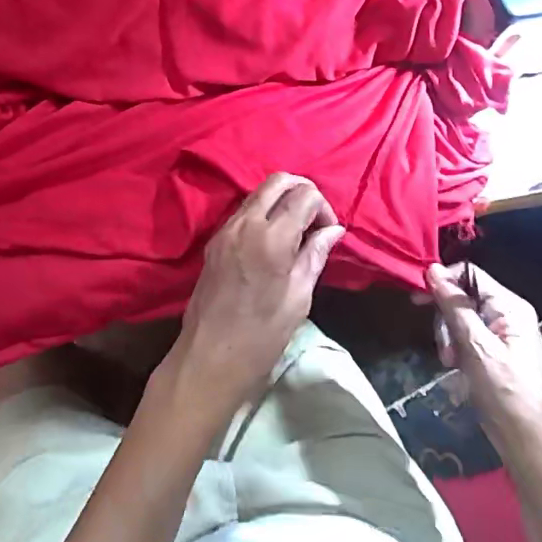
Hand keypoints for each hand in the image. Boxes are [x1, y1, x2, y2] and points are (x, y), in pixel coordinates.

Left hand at [167, 174, 344, 414]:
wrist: (208, 360)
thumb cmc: (261, 336)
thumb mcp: (299, 297)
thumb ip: (315, 255)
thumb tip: (333, 230)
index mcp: (271, 237)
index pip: (305, 195)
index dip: (323, 208)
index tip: (327, 232)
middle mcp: (246, 223)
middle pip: (279, 180)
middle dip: (303, 190)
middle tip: (314, 219)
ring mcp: (226, 229)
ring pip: (259, 192)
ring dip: (282, 199)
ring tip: (296, 230)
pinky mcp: (214, 241)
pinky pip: (244, 210)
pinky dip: (264, 212)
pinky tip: (273, 239)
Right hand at [420, 262, 541, 459]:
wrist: (527, 441)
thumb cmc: (506, 393)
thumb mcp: (476, 347)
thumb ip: (454, 307)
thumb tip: (433, 270)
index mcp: (510, 305)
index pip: (471, 274)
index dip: (444, 281)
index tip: (420, 298)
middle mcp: (506, 312)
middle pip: (463, 295)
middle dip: (446, 318)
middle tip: (444, 348)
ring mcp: (500, 332)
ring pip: (460, 317)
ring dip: (449, 337)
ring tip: (451, 363)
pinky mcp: (493, 350)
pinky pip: (466, 335)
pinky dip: (456, 348)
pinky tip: (455, 367)